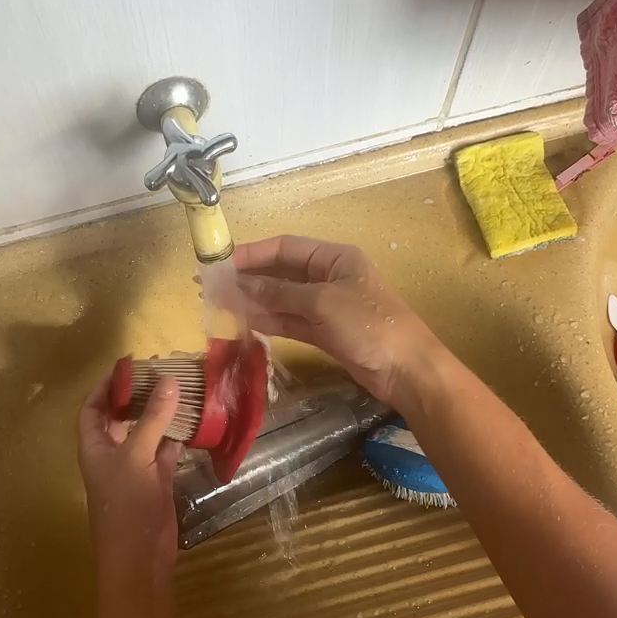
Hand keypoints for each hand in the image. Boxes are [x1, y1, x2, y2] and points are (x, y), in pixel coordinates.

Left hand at [77, 369, 182, 585]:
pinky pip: (166, 451)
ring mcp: (136, 468)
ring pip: (147, 433)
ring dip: (162, 414)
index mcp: (95, 447)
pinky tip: (194, 420)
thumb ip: (152, 418)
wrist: (140, 555)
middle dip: (138, 396)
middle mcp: (113, 454)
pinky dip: (178, 437)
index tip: (127, 367)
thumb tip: (169, 380)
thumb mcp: (137, 456)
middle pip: (121, 418)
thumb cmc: (126, 504)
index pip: (92, 409)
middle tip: (162, 372)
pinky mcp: (157, 480)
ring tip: (182, 389)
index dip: (105, 388)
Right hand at [232, 235, 447, 405]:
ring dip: (253, 302)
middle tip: (211, 287)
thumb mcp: (322, 302)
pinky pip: (290, 322)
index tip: (219, 264)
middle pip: (281, 272)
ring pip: (282, 299)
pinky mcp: (324, 333)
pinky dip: (268, 321)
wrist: (405, 370)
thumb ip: (279, 293)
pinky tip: (243, 322)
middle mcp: (328, 277)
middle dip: (247, 278)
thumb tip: (241, 285)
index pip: (285, 247)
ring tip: (219, 305)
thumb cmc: (369, 325)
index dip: (251, 253)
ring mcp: (326, 307)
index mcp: (334, 258)